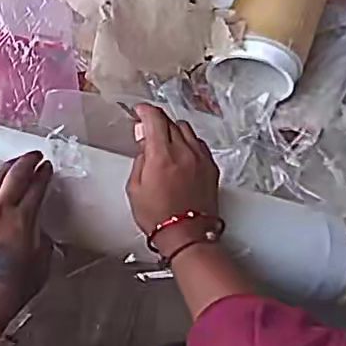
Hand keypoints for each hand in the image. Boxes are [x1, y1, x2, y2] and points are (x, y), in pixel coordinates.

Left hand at [0, 151, 53, 329]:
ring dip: (6, 169)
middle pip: (13, 176)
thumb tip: (39, 229)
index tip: (48, 168)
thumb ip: (41, 241)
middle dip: (26, 162)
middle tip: (35, 156)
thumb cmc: (9, 292)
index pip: (35, 187)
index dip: (44, 175)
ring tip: (15, 164)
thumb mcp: (39, 266)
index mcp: (21, 220)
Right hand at [127, 104, 220, 243]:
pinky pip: (198, 144)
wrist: (186, 234)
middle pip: (171, 122)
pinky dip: (187, 141)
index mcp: (161, 156)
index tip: (140, 111)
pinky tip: (180, 152)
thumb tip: (144, 141)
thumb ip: (140, 159)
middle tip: (147, 129)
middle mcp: (184, 152)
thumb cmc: (159, 216)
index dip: (145, 111)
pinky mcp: (211, 167)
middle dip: (157, 121)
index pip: (155, 119)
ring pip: (186, 130)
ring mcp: (200, 158)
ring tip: (164, 141)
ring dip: (173, 130)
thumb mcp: (135, 188)